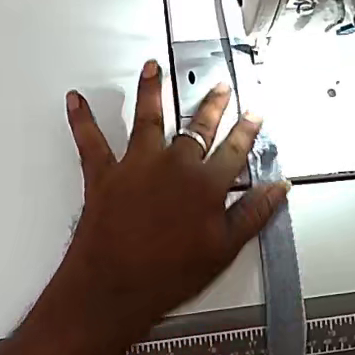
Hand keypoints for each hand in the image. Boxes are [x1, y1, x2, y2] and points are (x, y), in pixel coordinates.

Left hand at [45, 59, 288, 353]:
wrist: (116, 287)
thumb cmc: (168, 274)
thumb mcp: (223, 249)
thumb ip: (253, 214)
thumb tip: (279, 189)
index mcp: (204, 185)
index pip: (234, 150)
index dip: (246, 130)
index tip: (254, 114)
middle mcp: (172, 166)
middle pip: (197, 127)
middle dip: (211, 105)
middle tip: (219, 87)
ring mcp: (136, 166)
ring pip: (147, 119)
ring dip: (150, 90)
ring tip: (153, 68)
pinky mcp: (104, 174)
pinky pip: (90, 141)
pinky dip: (80, 120)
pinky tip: (75, 100)